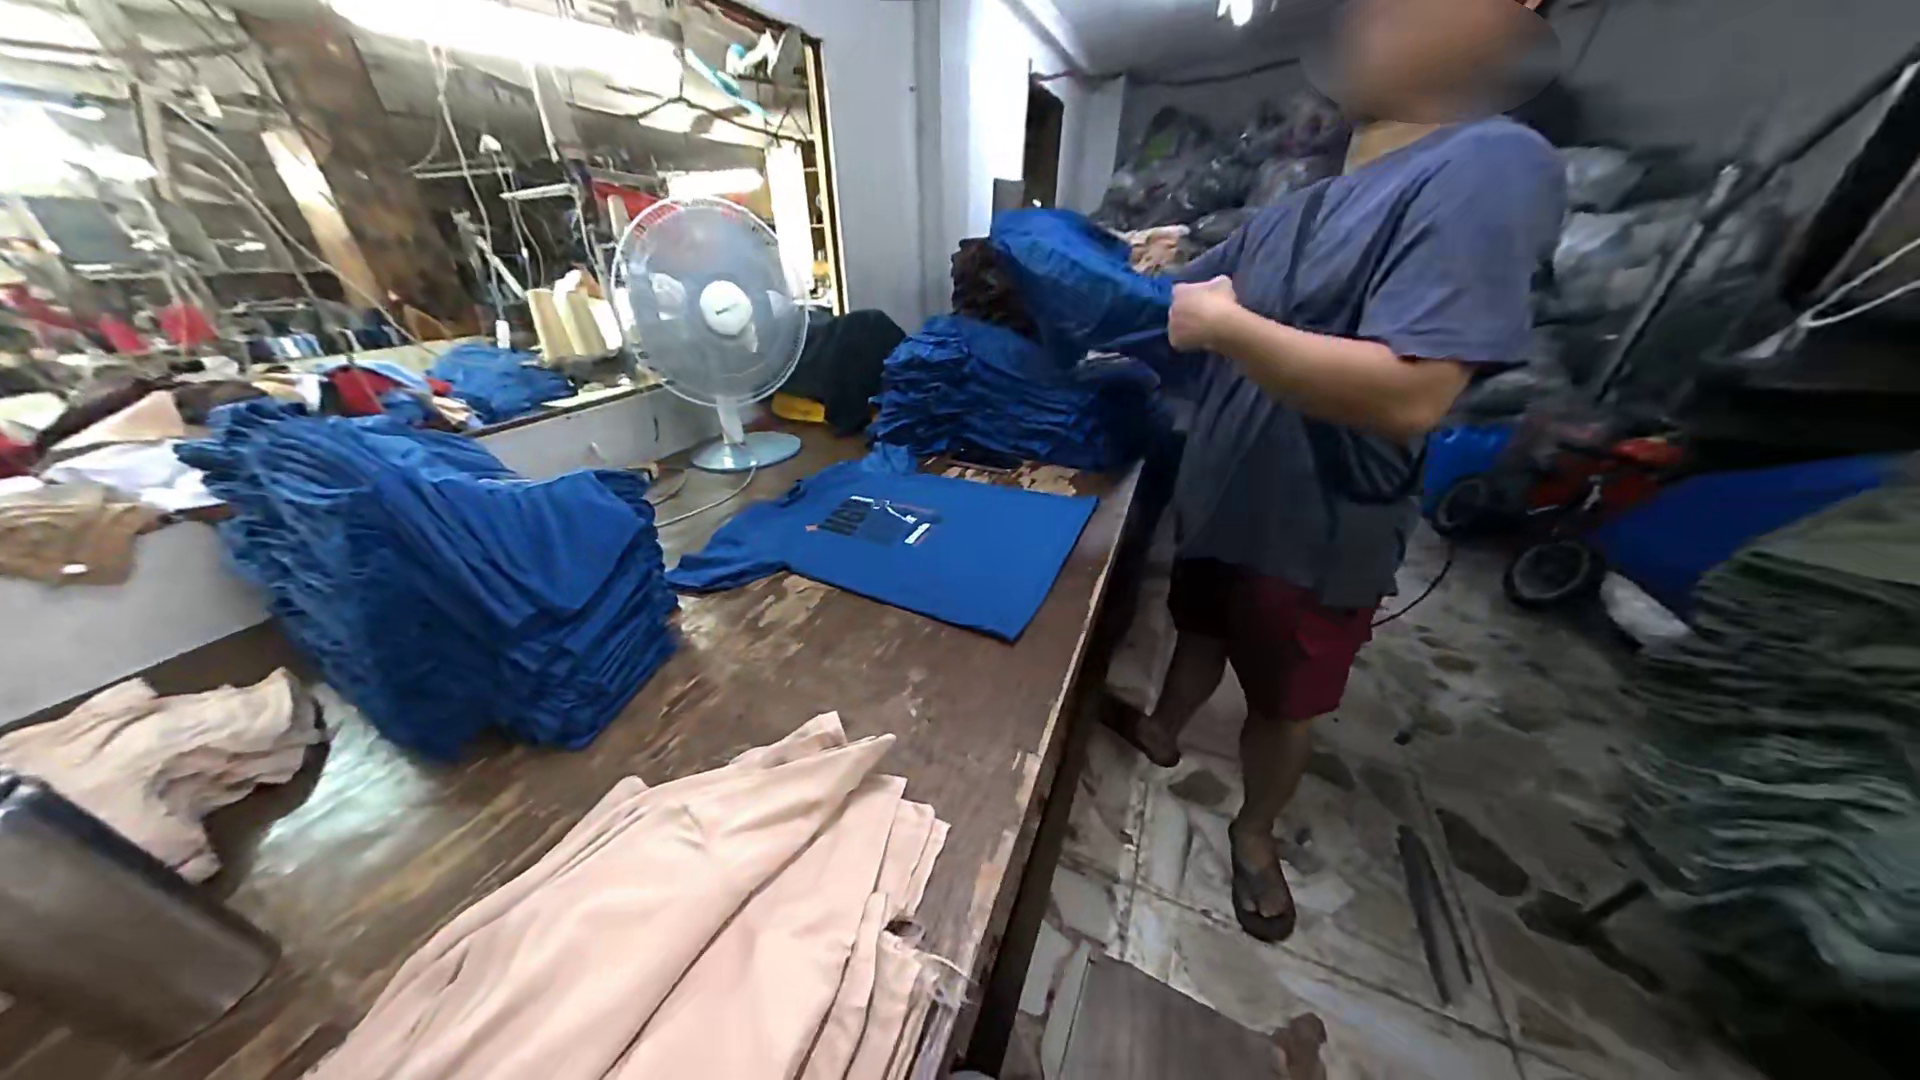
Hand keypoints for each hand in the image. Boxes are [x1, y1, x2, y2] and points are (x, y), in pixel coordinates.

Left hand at [1169, 275, 1240, 350]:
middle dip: (1186, 311)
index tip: (1199, 299)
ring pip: (1176, 325)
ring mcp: (1171, 325)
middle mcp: (1171, 307)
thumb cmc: (1222, 300)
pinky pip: (1179, 340)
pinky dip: (1187, 341)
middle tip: (1200, 315)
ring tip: (1201, 329)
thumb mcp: (1222, 282)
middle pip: (1176, 309)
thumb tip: (1214, 286)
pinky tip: (1198, 339)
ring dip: (1185, 326)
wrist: (1221, 325)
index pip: (1180, 291)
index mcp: (1180, 291)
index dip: (1189, 295)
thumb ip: (1213, 283)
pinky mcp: (1174, 340)